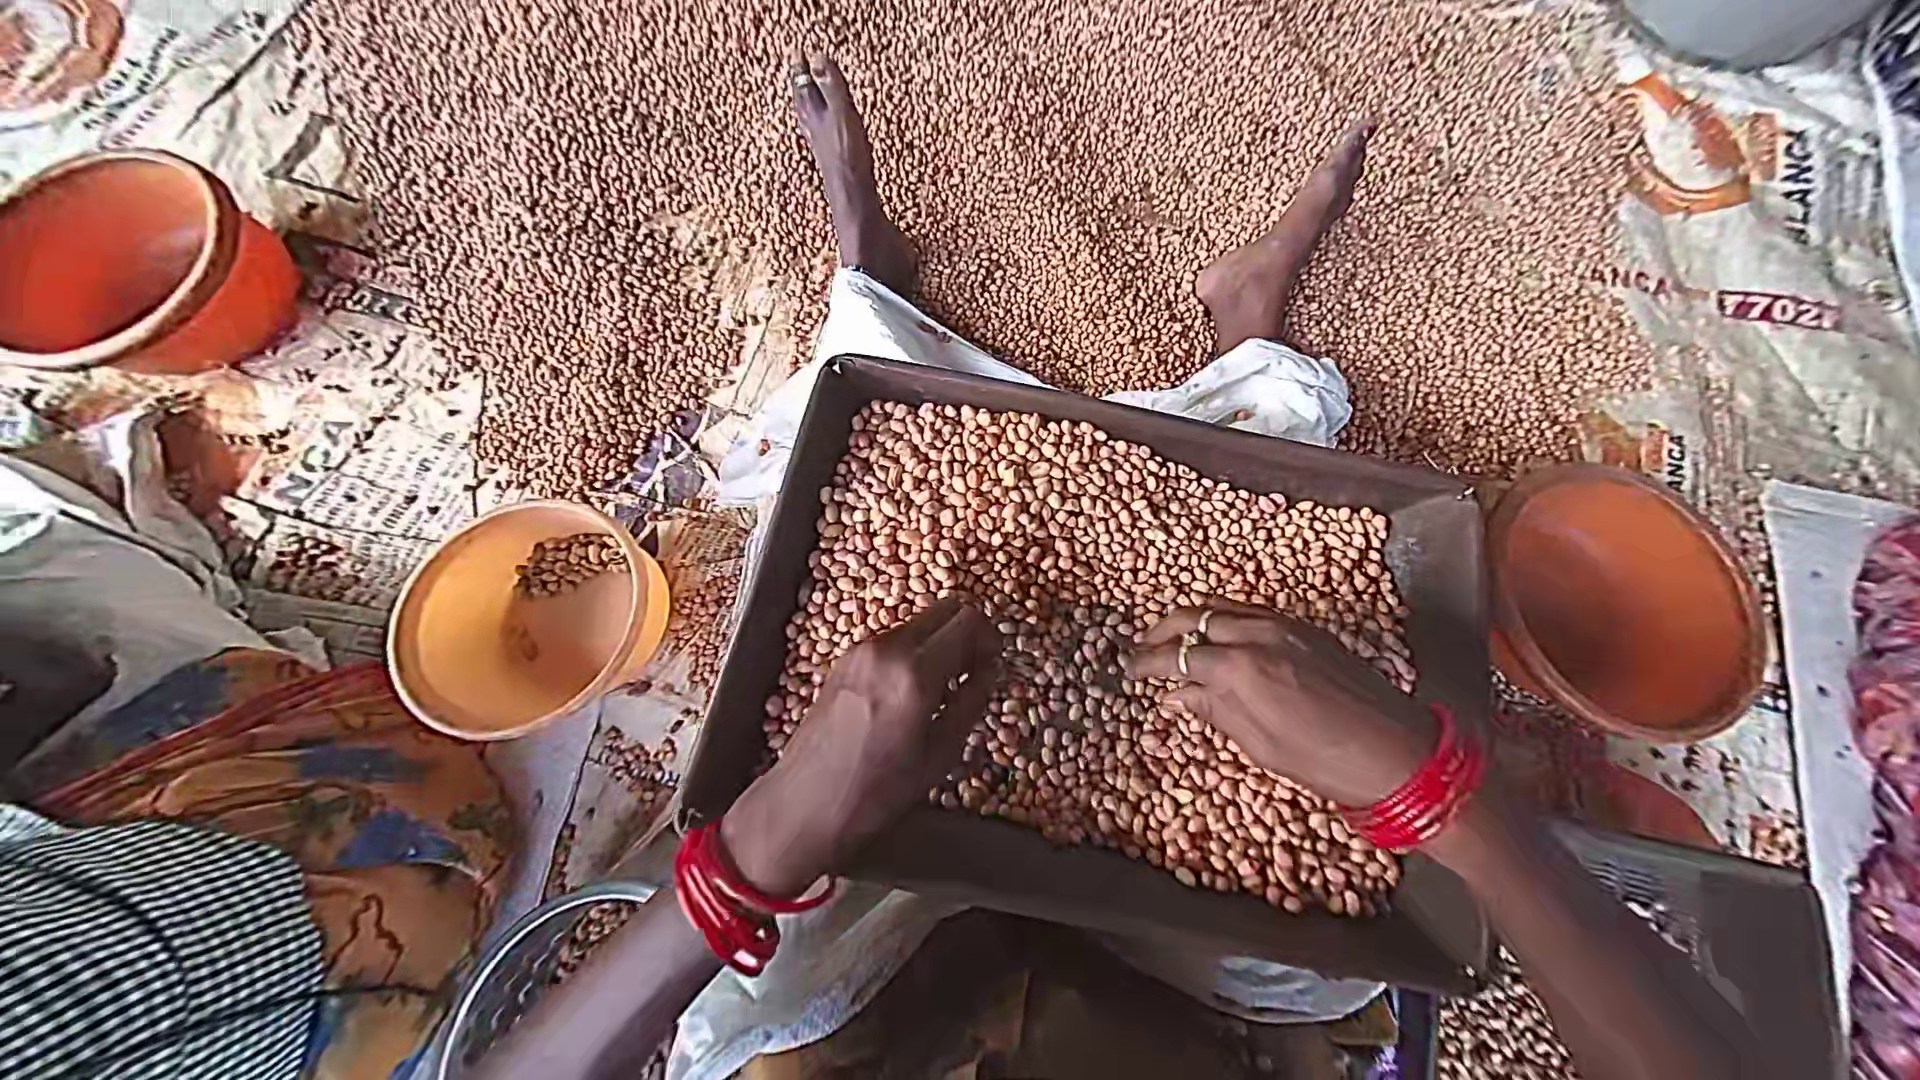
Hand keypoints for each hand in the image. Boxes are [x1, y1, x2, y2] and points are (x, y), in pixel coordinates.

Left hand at [722, 595, 1002, 894]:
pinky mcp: (846, 657)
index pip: (968, 620)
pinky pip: (895, 637)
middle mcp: (887, 648)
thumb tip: (991, 667)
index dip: (989, 637)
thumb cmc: (878, 791)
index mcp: (915, 672)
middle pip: (945, 608)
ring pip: (920, 621)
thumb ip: (972, 699)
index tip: (993, 662)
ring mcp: (862, 648)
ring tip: (944, 686)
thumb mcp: (941, 752)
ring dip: (941, 641)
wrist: (805, 803)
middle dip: (968, 632)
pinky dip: (915, 650)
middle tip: (974, 669)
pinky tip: (913, 689)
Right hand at [1124, 600, 1432, 807]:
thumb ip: (1212, 708)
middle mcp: (1259, 634)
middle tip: (1144, 648)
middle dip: (1162, 631)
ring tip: (1176, 640)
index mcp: (1241, 668)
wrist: (1403, 754)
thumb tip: (1175, 695)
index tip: (1130, 670)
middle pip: (1193, 616)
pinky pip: (1251, 611)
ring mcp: (1285, 626)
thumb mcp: (1258, 744)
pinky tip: (1219, 639)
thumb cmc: (1325, 761)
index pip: (1177, 655)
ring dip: (1192, 620)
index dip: (1147, 663)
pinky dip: (1224, 619)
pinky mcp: (1306, 629)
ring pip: (1222, 607)